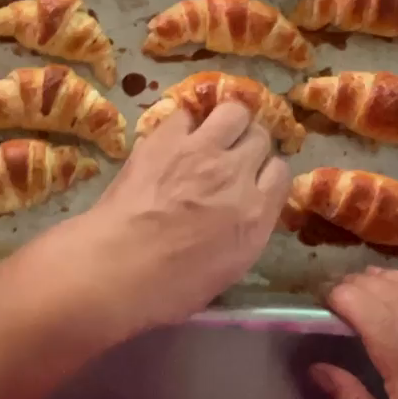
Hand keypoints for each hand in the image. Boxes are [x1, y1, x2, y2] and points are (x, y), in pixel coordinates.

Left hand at [52, 101, 291, 331]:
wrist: (117, 266)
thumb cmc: (169, 287)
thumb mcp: (227, 268)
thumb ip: (244, 229)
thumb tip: (242, 211)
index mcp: (255, 213)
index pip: (280, 172)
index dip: (266, 173)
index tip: (253, 180)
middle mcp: (235, 173)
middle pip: (260, 136)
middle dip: (249, 143)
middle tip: (230, 155)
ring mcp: (201, 149)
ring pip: (233, 111)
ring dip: (226, 122)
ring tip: (211, 134)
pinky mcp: (166, 136)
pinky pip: (187, 114)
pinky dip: (185, 124)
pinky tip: (174, 138)